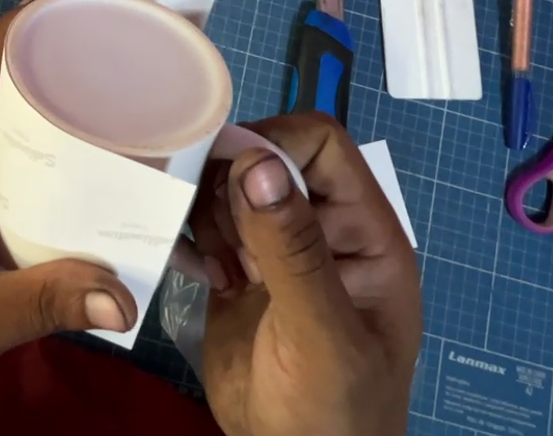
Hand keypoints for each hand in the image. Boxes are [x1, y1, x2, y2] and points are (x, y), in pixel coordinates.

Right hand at [188, 113, 421, 435]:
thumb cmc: (334, 416)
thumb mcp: (323, 338)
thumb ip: (293, 252)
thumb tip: (257, 163)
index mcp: (361, 230)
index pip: (319, 144)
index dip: (273, 145)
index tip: (229, 178)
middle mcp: (319, 226)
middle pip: (263, 155)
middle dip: (229, 185)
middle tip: (224, 243)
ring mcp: (275, 245)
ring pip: (226, 182)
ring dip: (208, 214)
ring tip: (219, 269)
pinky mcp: (236, 264)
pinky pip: (203, 219)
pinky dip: (191, 235)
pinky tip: (201, 274)